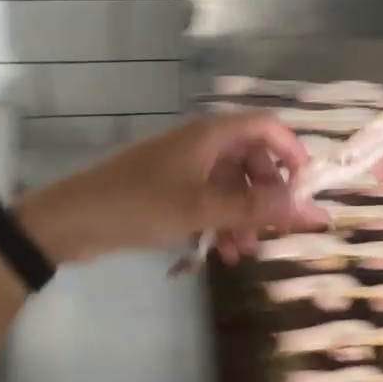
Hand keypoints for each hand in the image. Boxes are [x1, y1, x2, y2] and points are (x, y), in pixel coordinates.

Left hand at [14, 113, 315, 264]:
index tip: (307, 190)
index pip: (267, 127)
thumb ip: (256, 208)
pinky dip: (218, 223)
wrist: (71, 220)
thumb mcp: (202, 208)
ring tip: (241, 253)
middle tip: (274, 230)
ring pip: (230, 187)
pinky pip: (207, 202)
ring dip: (242, 217)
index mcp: (210, 135)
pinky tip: (218, 253)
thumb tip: (311, 208)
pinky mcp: (168, 191)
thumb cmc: (138, 204)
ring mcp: (183, 168)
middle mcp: (200, 145)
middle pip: (252, 160)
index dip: (292, 153)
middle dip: (266, 196)